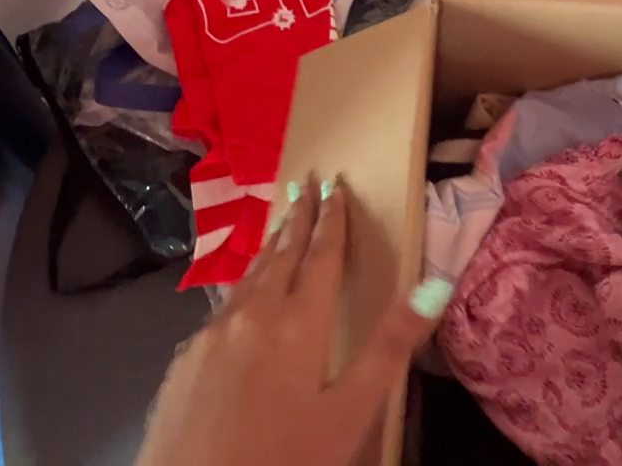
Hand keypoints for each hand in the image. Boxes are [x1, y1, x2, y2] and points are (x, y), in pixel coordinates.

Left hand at [135, 176, 444, 465]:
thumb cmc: (285, 461)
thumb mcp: (351, 412)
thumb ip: (390, 345)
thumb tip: (436, 282)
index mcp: (298, 321)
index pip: (322, 254)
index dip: (332, 218)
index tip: (336, 185)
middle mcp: (254, 313)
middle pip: (282, 253)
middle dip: (299, 216)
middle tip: (307, 182)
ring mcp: (213, 333)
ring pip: (250, 274)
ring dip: (271, 246)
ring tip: (283, 222)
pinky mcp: (185, 358)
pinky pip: (225, 304)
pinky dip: (245, 282)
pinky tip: (245, 292)